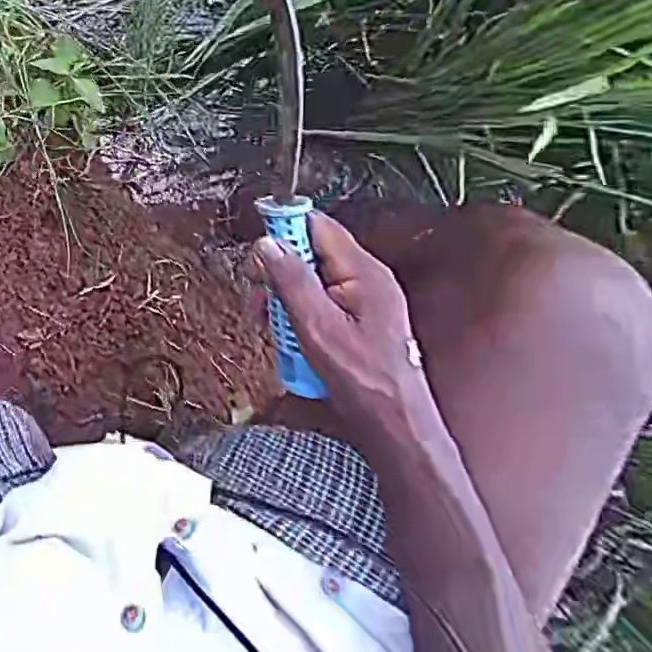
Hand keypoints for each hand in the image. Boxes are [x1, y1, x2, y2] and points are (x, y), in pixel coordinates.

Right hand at [251, 213, 433, 434]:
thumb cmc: (362, 379)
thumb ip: (291, 281)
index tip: (257, 251)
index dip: (283, 229)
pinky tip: (288, 335)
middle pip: (309, 251)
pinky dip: (295, 313)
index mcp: (363, 272)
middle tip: (260, 296)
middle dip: (278, 271)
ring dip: (282, 296)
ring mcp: (360, 298)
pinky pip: (316, 300)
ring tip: (273, 323)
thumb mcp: (317, 327)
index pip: (317, 226)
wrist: (394, 425)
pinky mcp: (353, 317)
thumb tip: (266, 242)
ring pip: (307, 277)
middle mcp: (364, 277)